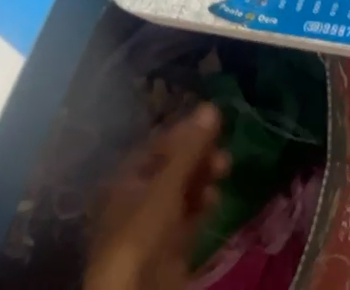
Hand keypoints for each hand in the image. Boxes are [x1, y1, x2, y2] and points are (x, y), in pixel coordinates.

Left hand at [86, 104, 230, 289]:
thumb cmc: (142, 230)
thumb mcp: (166, 184)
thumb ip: (190, 148)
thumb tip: (212, 106)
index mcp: (124, 181)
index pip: (157, 146)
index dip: (185, 133)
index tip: (216, 123)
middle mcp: (136, 199)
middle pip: (172, 168)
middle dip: (199, 156)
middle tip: (224, 151)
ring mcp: (153, 223)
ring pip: (184, 191)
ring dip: (204, 178)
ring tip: (225, 171)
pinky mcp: (170, 243)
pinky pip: (190, 215)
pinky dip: (204, 204)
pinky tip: (216, 199)